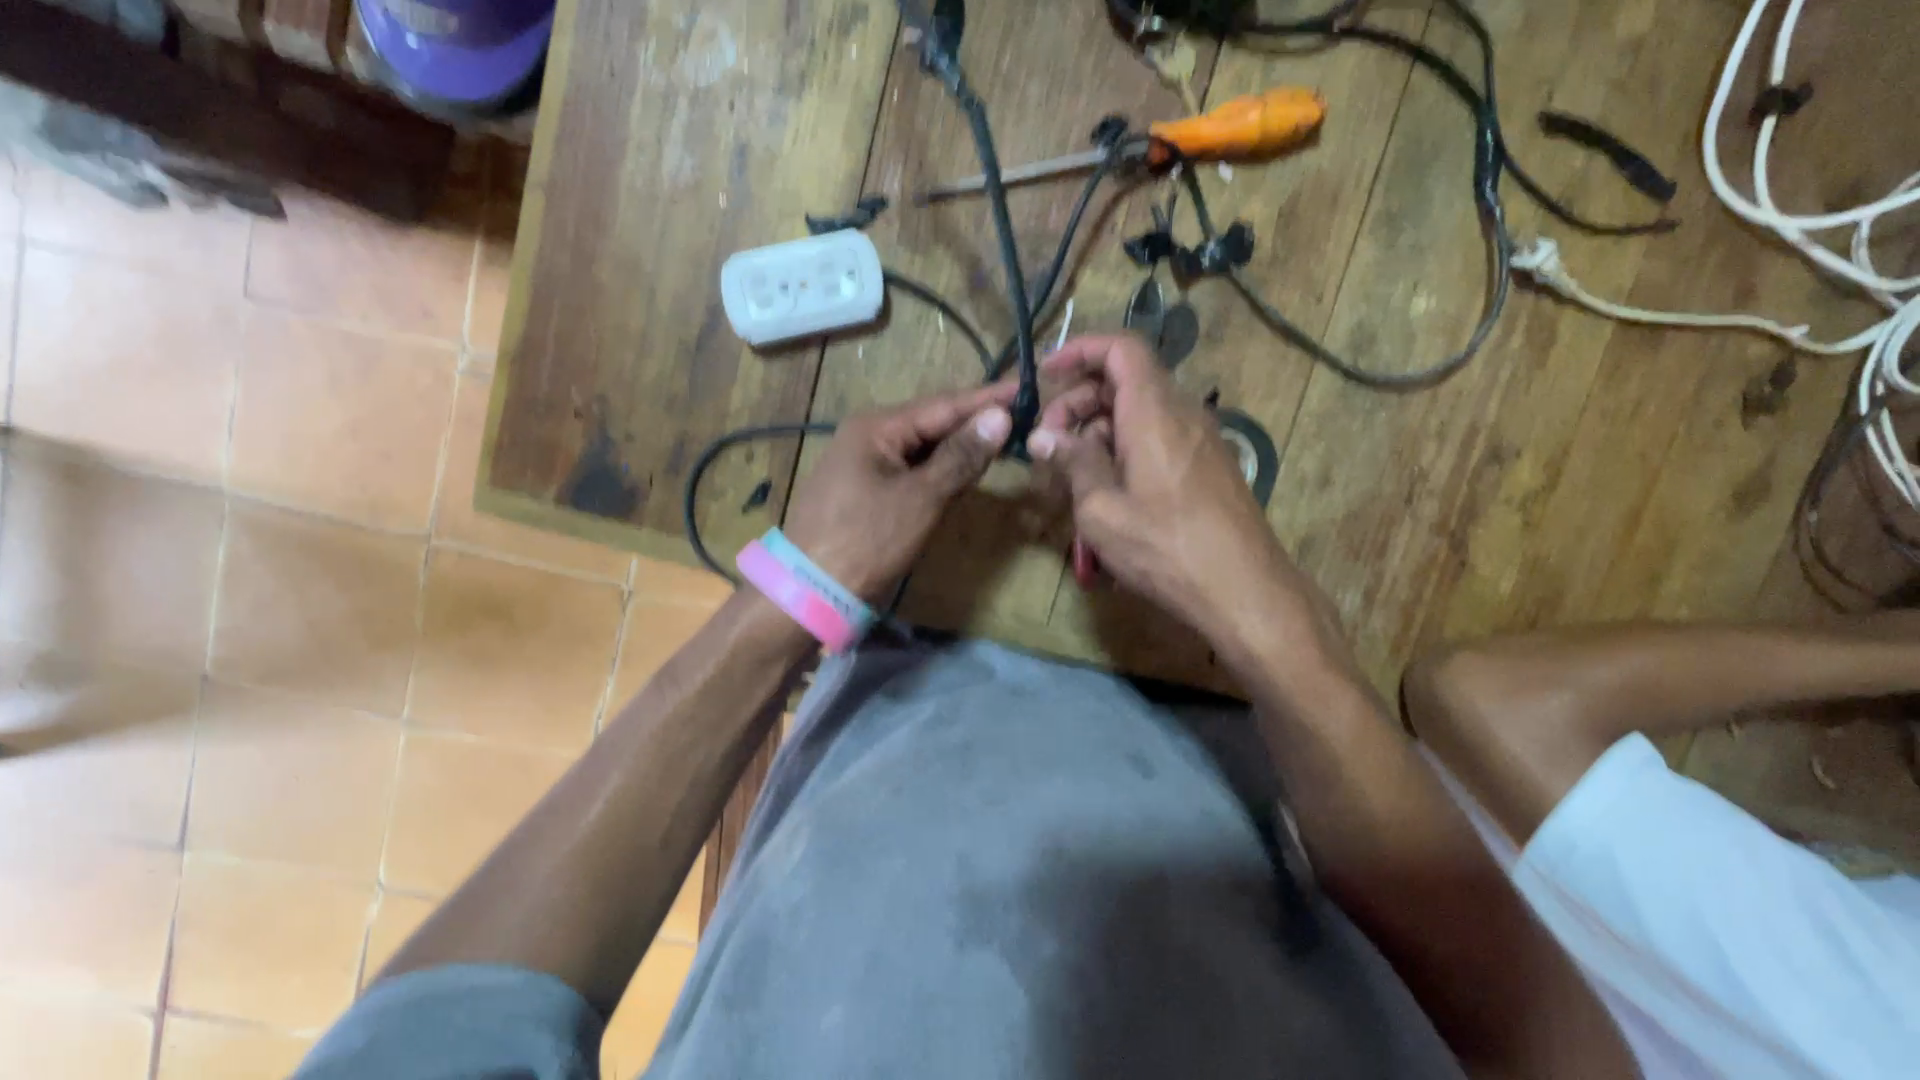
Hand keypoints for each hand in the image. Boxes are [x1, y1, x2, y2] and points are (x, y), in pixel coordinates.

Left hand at [783, 381, 1015, 602]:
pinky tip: (963, 475)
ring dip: (958, 448)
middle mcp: (867, 437)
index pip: (943, 404)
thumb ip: (961, 457)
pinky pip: (910, 472)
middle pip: (931, 423)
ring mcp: (863, 466)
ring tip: (1002, 440)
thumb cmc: (867, 540)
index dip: (987, 399)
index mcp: (876, 427)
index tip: (1025, 388)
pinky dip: (939, 472)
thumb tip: (1000, 416)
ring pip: (922, 449)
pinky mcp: (865, 493)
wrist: (811, 593)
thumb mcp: (920, 498)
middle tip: (1023, 416)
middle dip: (974, 422)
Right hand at [1029, 335, 1324, 645]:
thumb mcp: (1102, 510)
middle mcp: (1183, 413)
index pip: (1121, 348)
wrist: (1245, 591)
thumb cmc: (1165, 548)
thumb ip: (1072, 463)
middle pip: (1126, 382)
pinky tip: (1108, 496)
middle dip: (1078, 403)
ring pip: (1140, 414)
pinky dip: (1126, 451)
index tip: (1046, 375)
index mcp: (1154, 410)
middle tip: (1048, 445)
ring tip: (1070, 480)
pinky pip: (1160, 439)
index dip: (1080, 349)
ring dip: (1099, 434)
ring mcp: (1201, 440)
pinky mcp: (1209, 467)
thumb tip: (1044, 436)